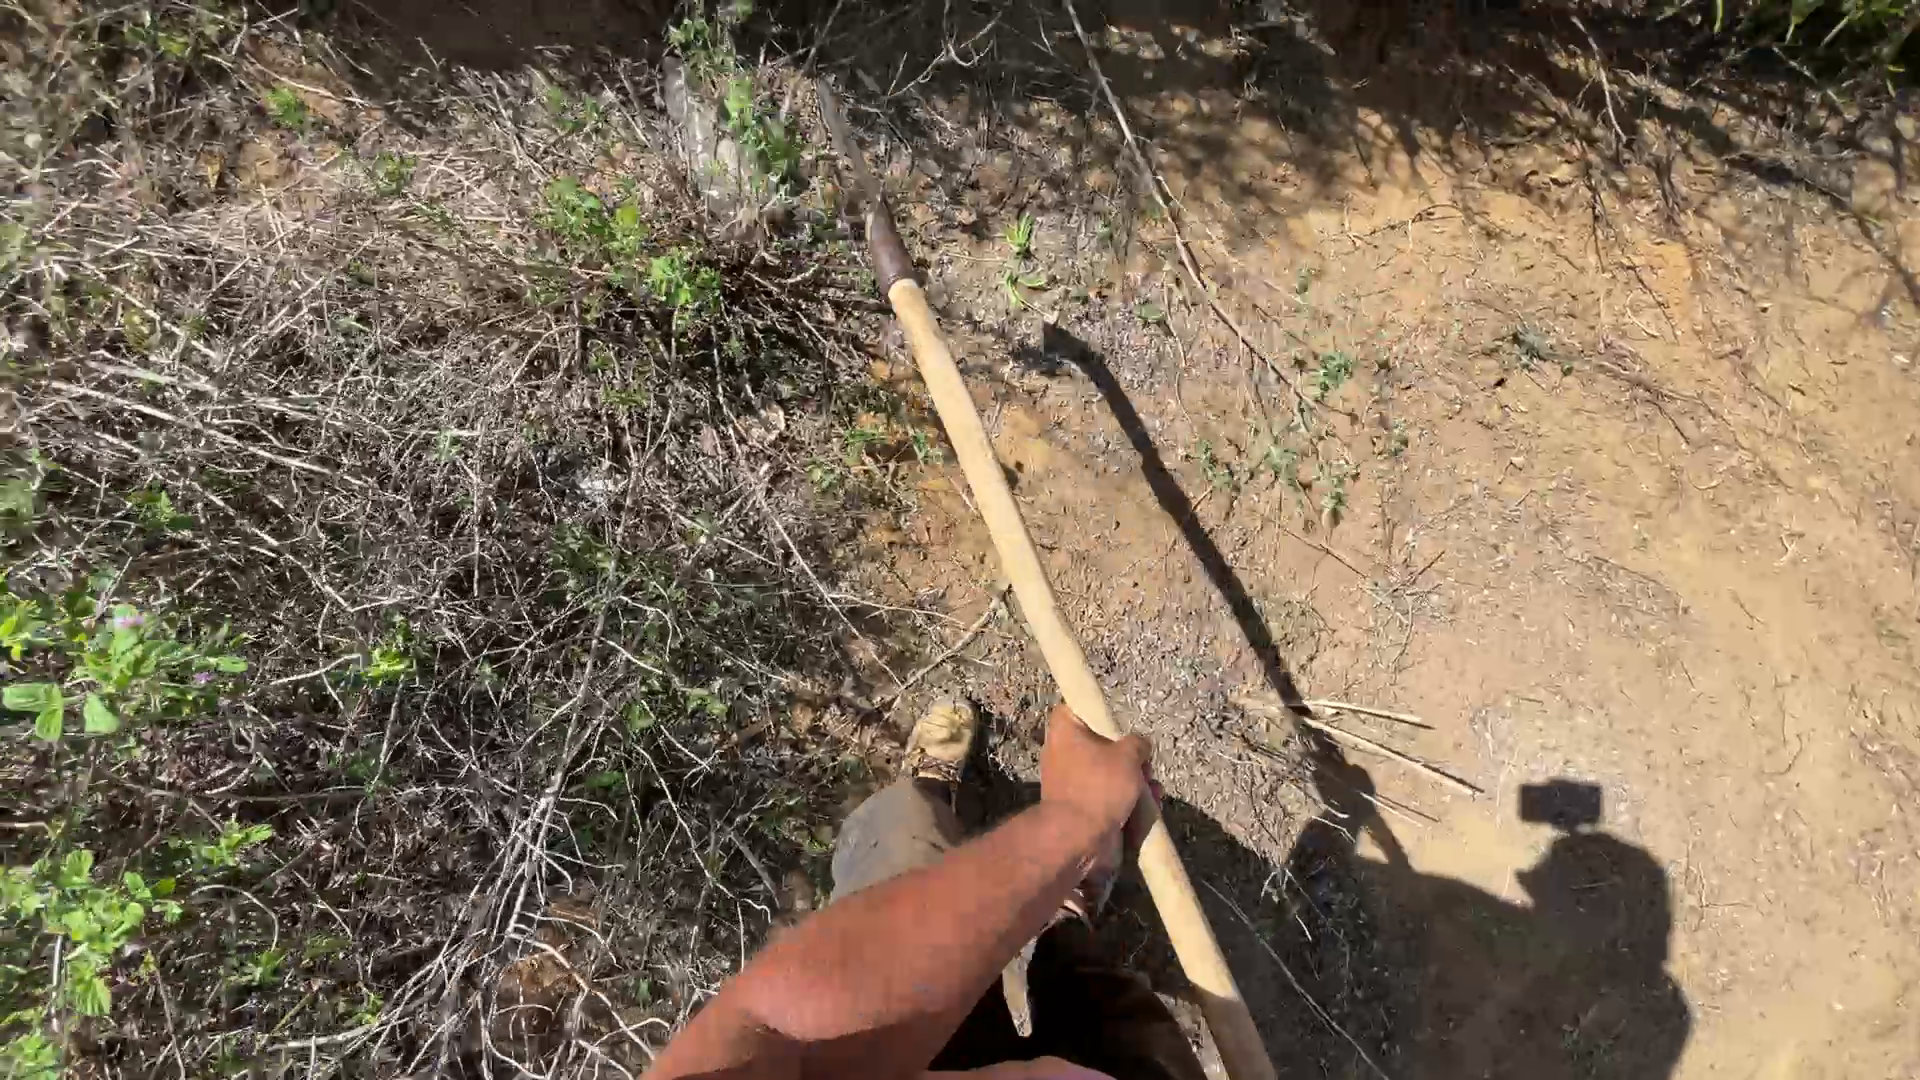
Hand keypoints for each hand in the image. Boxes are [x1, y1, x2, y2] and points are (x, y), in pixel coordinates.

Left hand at [1039, 704, 1151, 836]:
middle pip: (1102, 743)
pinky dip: (1125, 799)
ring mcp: (1071, 780)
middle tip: (1144, 765)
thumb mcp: (1128, 756)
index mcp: (1065, 730)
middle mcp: (1063, 751)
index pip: (1077, 708)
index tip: (1119, 721)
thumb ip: (1137, 744)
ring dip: (1133, 780)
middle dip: (1129, 756)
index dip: (1099, 711)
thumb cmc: (1099, 786)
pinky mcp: (1081, 804)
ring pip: (1108, 771)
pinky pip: (1106, 794)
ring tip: (1151, 789)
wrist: (1079, 837)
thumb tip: (1139, 746)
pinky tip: (1148, 805)